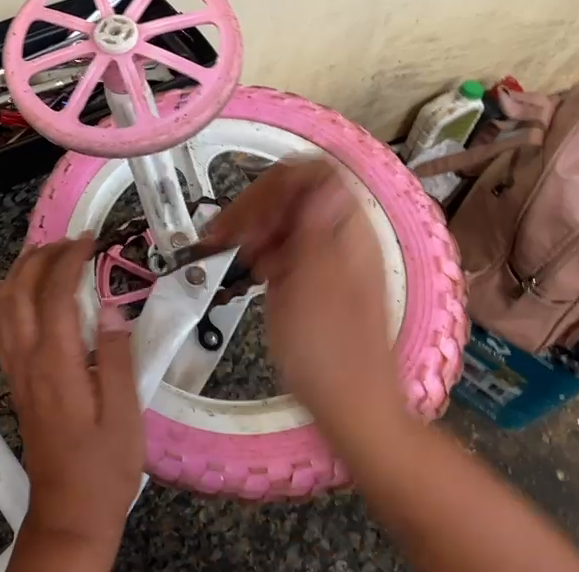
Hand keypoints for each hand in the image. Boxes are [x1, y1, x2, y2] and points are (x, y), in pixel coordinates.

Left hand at [0, 237, 141, 567]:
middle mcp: (26, 358)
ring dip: (20, 271)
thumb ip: (118, 358)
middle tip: (71, 242)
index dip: (69, 259)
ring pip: (3, 304)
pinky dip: (9, 296)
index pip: (54, 292)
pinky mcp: (14, 380)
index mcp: (56, 362)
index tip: (90, 241)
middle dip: (42, 256)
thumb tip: (112, 308)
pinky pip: (1, 324)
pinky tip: (22, 291)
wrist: (68, 511)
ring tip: (45, 252)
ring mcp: (15, 368)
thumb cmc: (104, 467)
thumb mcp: (125, 415)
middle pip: (20, 289)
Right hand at [202, 160, 402, 430]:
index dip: (275, 183)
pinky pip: (285, 244)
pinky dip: (262, 250)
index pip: (314, 171)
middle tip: (226, 237)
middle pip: (293, 191)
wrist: (352, 408)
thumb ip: (313, 224)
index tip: (248, 214)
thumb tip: (322, 173)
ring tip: (231, 254)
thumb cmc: (328, 350)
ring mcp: (330, 255)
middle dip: (255, 206)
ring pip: (285, 217)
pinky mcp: (317, 276)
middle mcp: (342, 234)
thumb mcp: (312, 281)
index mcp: (347, 229)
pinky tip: (250, 272)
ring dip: (253, 227)